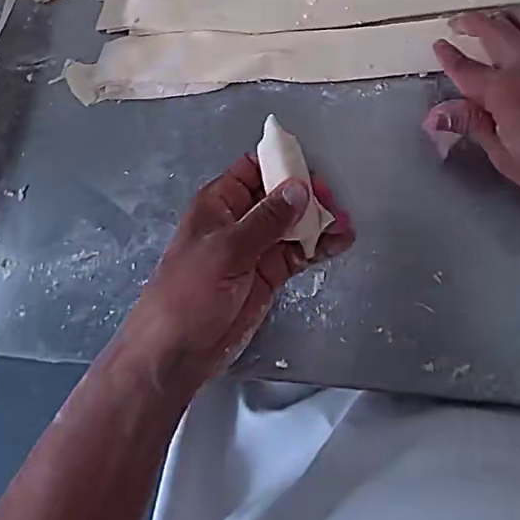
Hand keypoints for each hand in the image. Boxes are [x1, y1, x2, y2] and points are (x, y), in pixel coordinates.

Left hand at [116, 155, 353, 392]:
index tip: (311, 169)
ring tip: (345, 224)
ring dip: (320, 221)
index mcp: (220, 202)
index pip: (254, 169)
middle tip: (332, 203)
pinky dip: (320, 245)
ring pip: (295, 223)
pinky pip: (300, 250)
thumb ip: (267, 219)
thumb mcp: (226, 251)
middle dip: (308, 195)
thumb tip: (299, 188)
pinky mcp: (270, 272)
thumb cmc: (188, 293)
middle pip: (281, 194)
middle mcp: (241, 218)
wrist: (174, 355)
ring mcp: (257, 246)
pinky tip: (340, 242)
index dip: (281, 164)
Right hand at [426, 7, 519, 223]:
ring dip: (506, 13)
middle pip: (492, 28)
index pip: (465, 68)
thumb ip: (473, 126)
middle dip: (469, 22)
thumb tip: (436, 116)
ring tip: (497, 18)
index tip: (439, 47)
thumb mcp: (508, 159)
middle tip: (458, 24)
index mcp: (504, 91)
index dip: (448, 56)